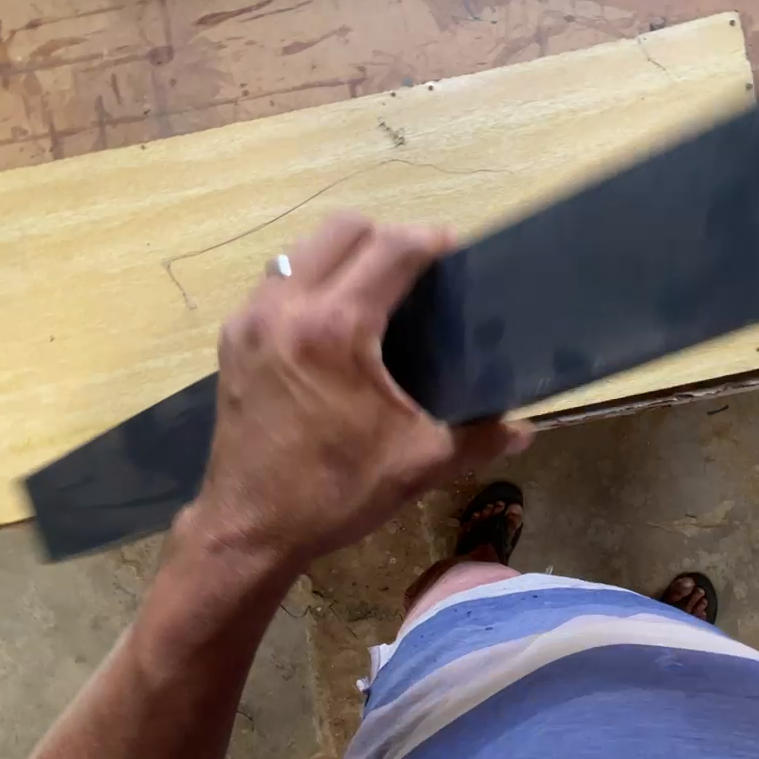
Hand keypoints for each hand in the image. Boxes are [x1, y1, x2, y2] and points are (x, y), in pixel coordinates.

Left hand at [187, 213, 532, 564]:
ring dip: (343, 255)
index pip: (390, 249)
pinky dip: (309, 281)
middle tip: (419, 271)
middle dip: (387, 236)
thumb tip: (523, 433)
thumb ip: (477, 440)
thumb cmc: (336, 494)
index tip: (457, 249)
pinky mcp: (234, 341)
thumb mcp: (417, 465)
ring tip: (377, 290)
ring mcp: (252, 320)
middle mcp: (287, 307)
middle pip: (341, 229)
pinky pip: (275, 282)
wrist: (250, 529)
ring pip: (300, 250)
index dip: (430, 240)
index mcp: (336, 329)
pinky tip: (333, 322)